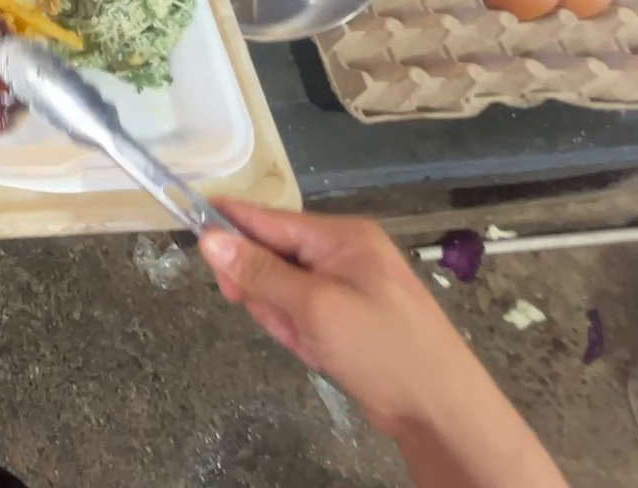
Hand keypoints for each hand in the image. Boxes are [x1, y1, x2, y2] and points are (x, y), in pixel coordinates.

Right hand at [199, 201, 565, 487]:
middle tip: (275, 316)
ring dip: (279, 313)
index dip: (224, 227)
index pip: (261, 217)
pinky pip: (296, 306)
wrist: (448, 420)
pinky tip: (316, 349)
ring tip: (306, 340)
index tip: (189, 238)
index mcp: (340, 236)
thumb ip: (257, 270)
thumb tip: (206, 236)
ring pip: (276, 284)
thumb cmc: (384, 351)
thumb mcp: (313, 307)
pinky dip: (295, 327)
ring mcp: (345, 282)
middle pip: (265, 253)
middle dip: (260, 287)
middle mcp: (341, 250)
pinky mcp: (346, 311)